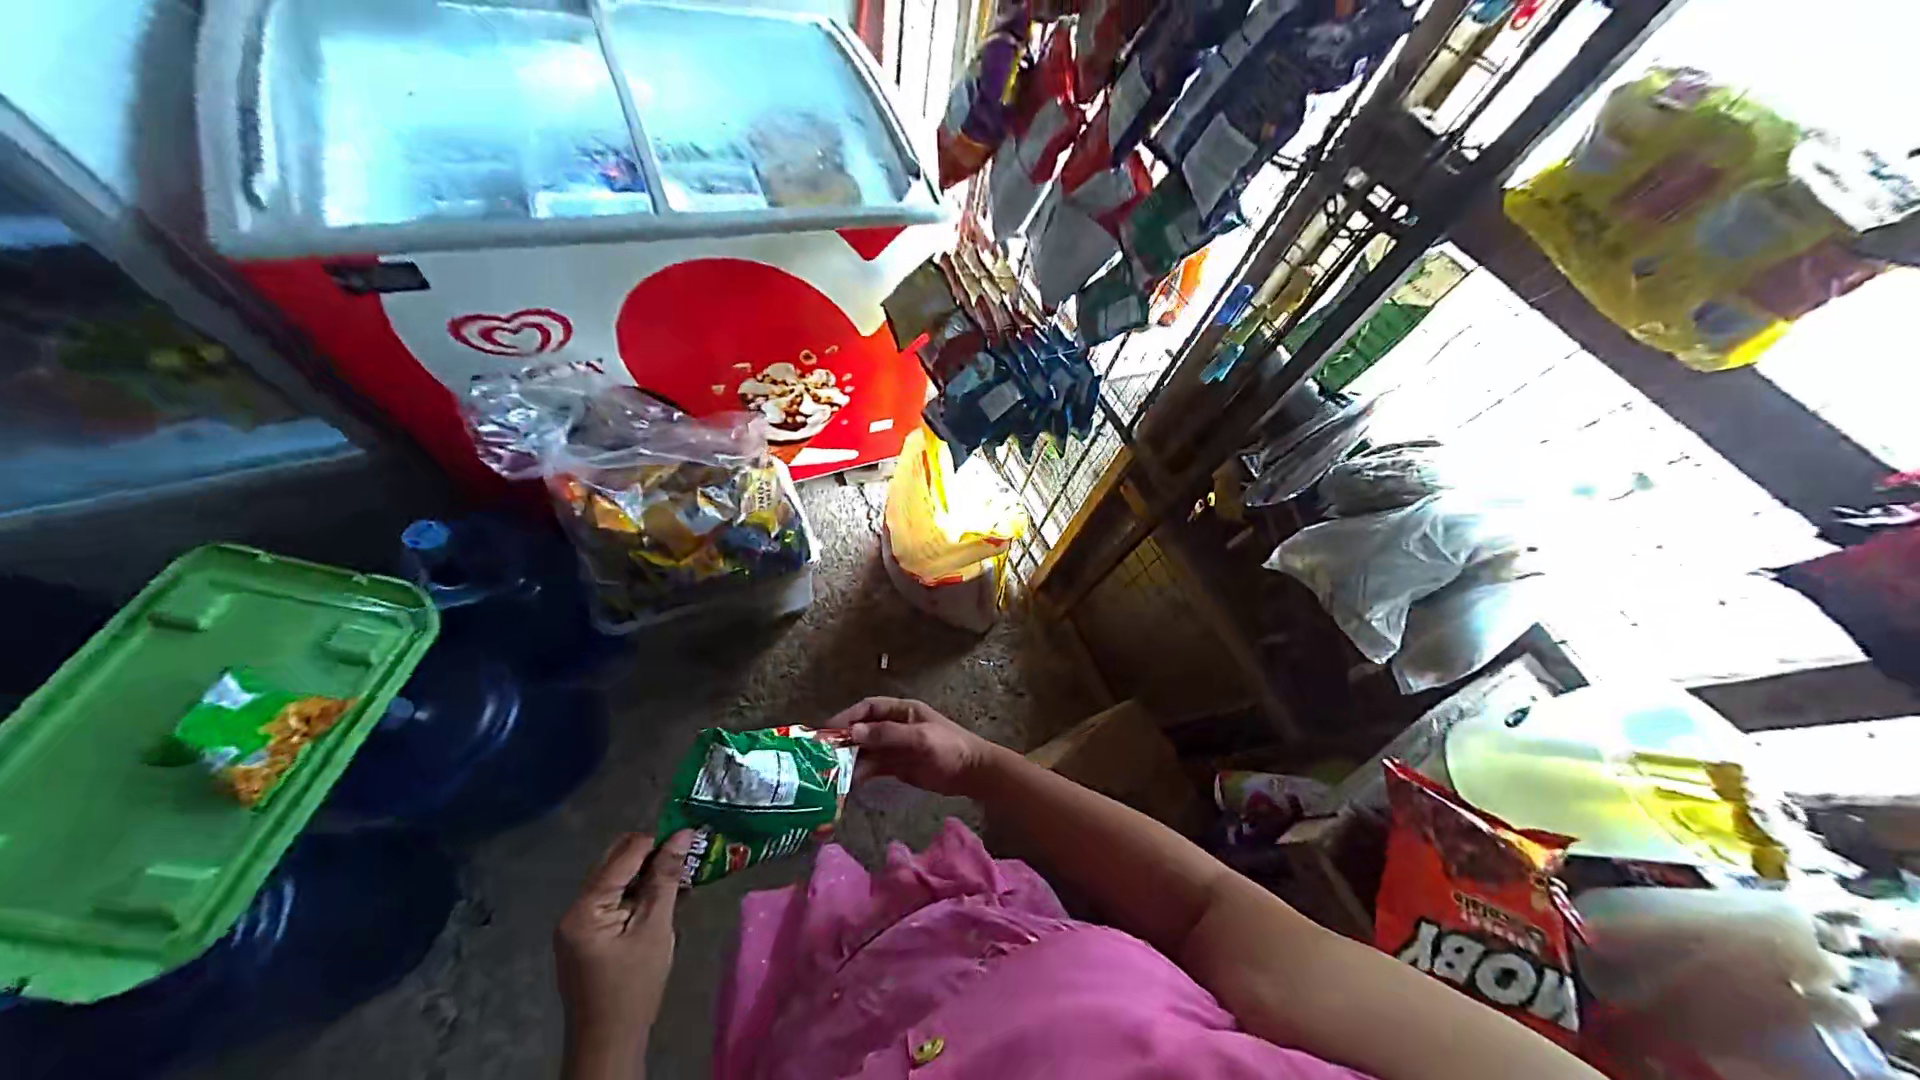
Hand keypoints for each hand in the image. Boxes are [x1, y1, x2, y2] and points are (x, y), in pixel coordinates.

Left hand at [554, 830, 692, 1079]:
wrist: (609, 1043)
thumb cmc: (634, 987)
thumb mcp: (655, 929)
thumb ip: (666, 878)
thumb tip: (683, 835)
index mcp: (585, 908)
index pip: (624, 855)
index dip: (659, 839)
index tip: (691, 832)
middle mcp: (574, 909)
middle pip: (616, 861)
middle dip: (653, 852)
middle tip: (688, 851)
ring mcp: (578, 923)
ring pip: (617, 878)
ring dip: (648, 871)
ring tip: (682, 871)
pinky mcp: (587, 935)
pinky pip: (614, 898)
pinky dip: (639, 892)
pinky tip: (665, 894)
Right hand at [832, 696, 1003, 796]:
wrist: (973, 773)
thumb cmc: (950, 748)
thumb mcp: (919, 738)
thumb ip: (887, 735)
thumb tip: (854, 732)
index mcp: (902, 711)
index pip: (868, 708)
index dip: (847, 717)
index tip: (827, 731)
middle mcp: (896, 725)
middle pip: (864, 729)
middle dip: (844, 740)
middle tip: (822, 755)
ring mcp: (896, 746)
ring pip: (867, 749)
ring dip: (850, 759)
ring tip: (832, 772)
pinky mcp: (898, 766)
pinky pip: (874, 766)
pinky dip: (861, 772)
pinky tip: (849, 783)